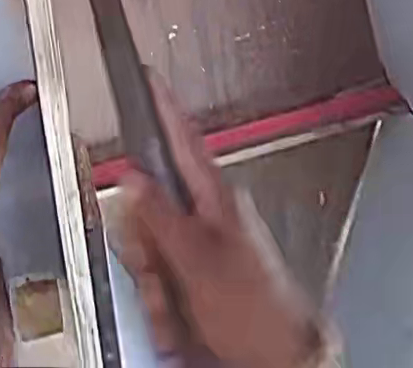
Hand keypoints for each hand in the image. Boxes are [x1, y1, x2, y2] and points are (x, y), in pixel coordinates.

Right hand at [117, 81, 330, 367]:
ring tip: (173, 306)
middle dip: (141, 238)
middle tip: (154, 267)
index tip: (147, 74)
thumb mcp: (196, 258)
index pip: (181, 135)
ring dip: (150, 276)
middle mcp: (205, 213)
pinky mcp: (196, 270)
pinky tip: (177, 318)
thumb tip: (131, 175)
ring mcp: (201, 243)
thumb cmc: (256, 309)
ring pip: (147, 238)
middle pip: (148, 199)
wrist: (281, 361)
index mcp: (213, 195)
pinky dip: (160, 297)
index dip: (163, 103)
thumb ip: (158, 212)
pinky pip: (158, 267)